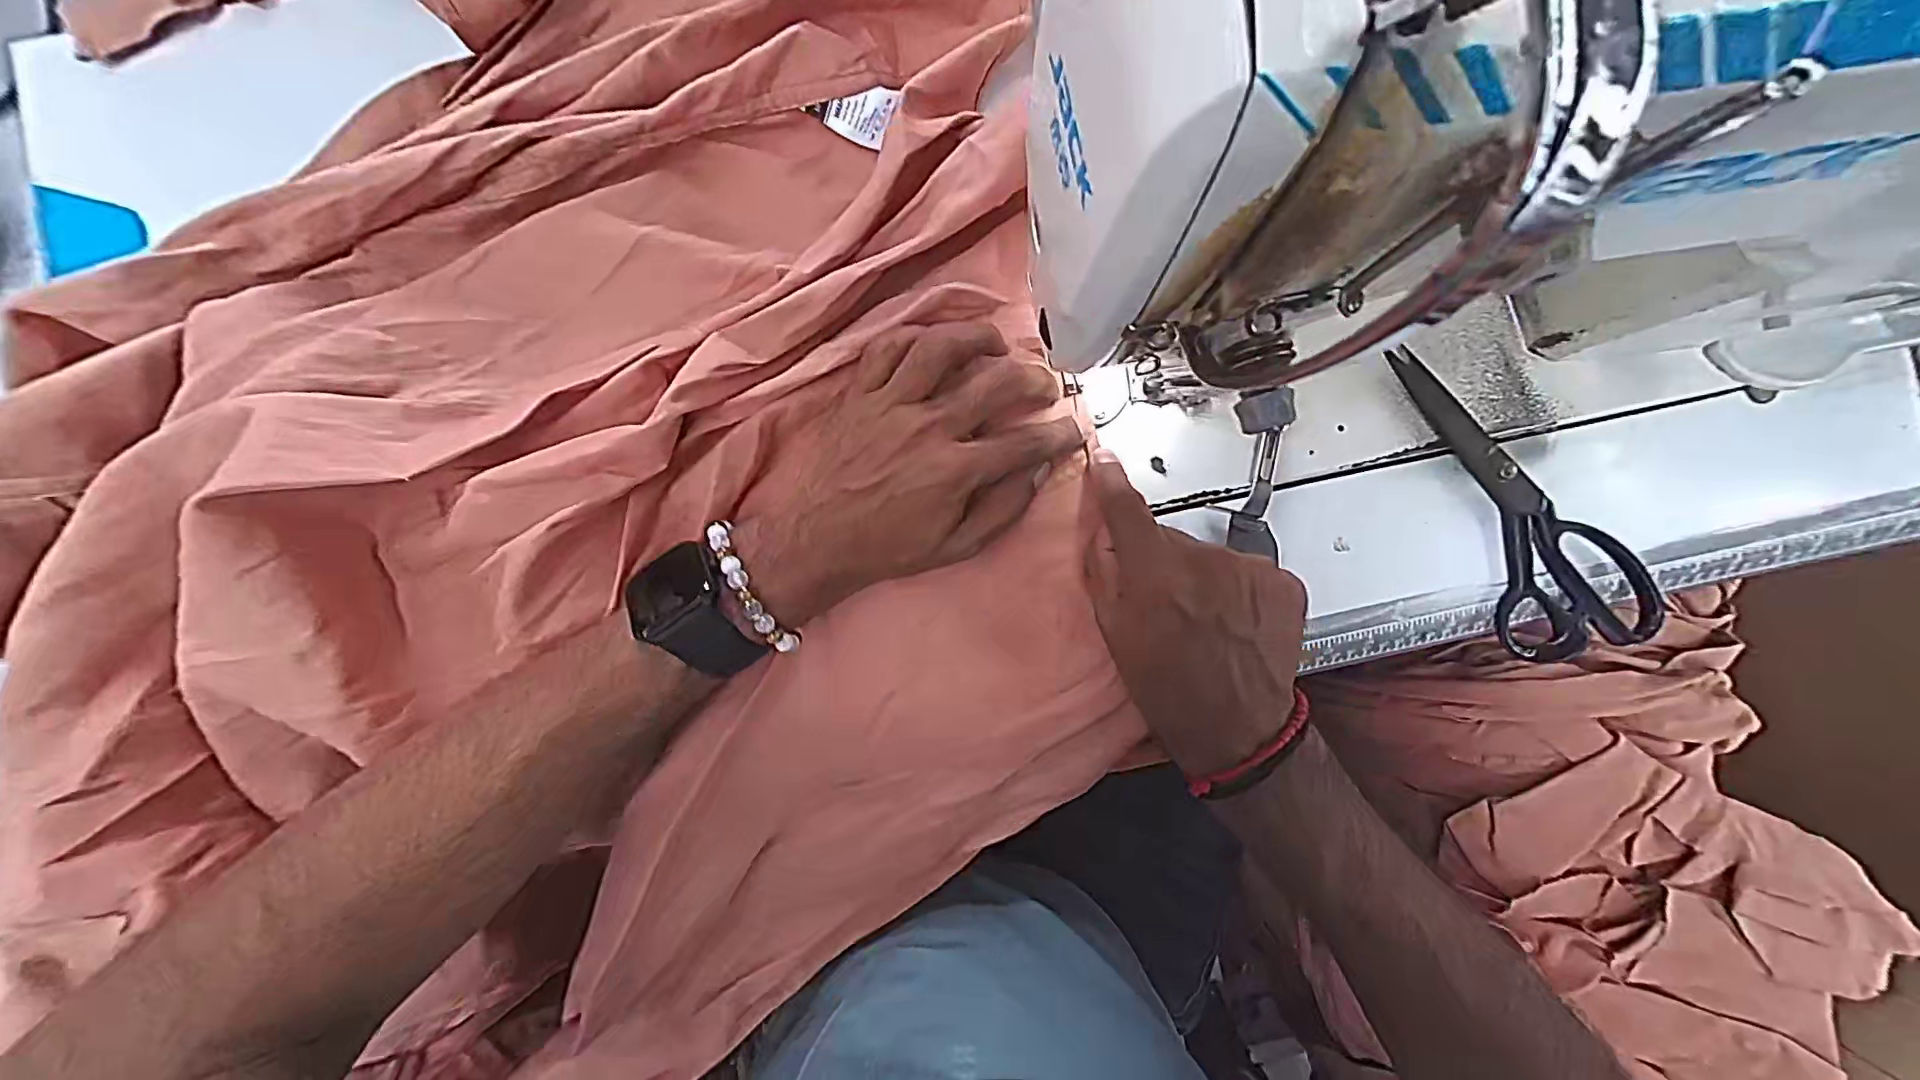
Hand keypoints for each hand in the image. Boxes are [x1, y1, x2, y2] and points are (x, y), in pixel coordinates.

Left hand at [731, 321, 1084, 625]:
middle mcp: (928, 428)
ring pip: (941, 348)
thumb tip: (1035, 474)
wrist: (813, 540)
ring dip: (977, 338)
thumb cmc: (885, 548)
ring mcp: (890, 404)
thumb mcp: (953, 547)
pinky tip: (932, 344)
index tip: (1071, 428)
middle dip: (1034, 377)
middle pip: (996, 382)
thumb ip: (1001, 510)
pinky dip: (915, 336)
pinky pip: (887, 347)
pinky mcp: (859, 393)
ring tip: (994, 344)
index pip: (1024, 442)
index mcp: (955, 471)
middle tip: (1044, 384)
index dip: (1058, 433)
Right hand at [1083, 450, 1308, 775]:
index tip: (1105, 460)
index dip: (1111, 480)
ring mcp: (1247, 570)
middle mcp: (1203, 564)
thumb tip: (1100, 538)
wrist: (1237, 728)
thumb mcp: (1115, 636)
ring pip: (1208, 552)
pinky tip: (1231, 618)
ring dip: (1202, 575)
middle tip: (1165, 600)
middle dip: (1161, 558)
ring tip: (1203, 617)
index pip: (1127, 509)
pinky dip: (1235, 585)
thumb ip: (1102, 577)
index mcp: (1154, 577)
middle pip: (1169, 536)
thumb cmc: (1170, 691)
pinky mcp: (1280, 581)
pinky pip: (1244, 566)